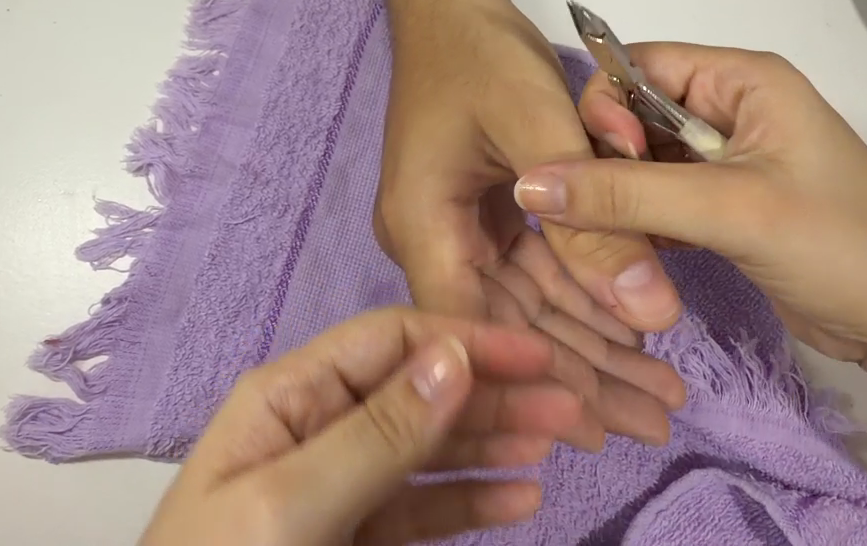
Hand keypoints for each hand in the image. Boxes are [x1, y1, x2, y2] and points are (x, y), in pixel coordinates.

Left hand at [139, 309, 579, 545]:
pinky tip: (521, 498)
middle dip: (494, 394)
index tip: (538, 353)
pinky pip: (422, 509)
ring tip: (560, 443)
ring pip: (429, 450)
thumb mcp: (293, 503)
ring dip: (494, 442)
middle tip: (573, 409)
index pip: (391, 342)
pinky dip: (471, 501)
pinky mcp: (354, 538)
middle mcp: (319, 425)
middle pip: (419, 392)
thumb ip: (377, 432)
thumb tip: (454, 356)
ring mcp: (338, 484)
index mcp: (293, 394)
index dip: (465, 340)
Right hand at [374, 0, 686, 442]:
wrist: (449, 5)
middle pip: (505, 324)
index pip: (475, 329)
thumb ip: (594, 213)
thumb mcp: (538, 124)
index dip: (538, 382)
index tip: (603, 428)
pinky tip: (629, 320)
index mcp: (424, 223)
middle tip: (654, 418)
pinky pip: (533, 264)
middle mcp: (433, 237)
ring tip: (656, 388)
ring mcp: (457, 225)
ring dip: (588, 336)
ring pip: (526, 300)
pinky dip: (581, 288)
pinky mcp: (484, 210)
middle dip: (578, 370)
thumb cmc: (480, 55)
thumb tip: (651, 314)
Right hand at [512, 44, 866, 365]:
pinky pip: (652, 196)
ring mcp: (722, 158)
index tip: (605, 165)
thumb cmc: (840, 248)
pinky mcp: (718, 203)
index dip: (604, 107)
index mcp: (739, 79)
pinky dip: (633, 221)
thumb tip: (524, 184)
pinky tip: (627, 252)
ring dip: (617, 197)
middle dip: (607, 160)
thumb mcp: (729, 210)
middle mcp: (726, 108)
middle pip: (628, 114)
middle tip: (602, 213)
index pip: (635, 65)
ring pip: (635, 161)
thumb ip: (623, 192)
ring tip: (611, 240)